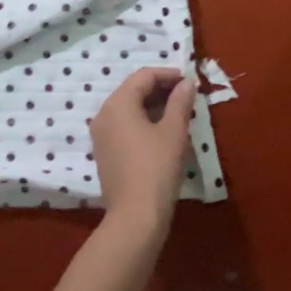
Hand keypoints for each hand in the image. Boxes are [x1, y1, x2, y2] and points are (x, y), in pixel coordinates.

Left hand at [91, 68, 195, 231]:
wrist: (135, 215)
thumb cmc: (157, 168)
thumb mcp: (173, 132)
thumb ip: (180, 102)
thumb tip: (187, 82)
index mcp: (118, 104)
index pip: (143, 76)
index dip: (168, 74)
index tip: (189, 80)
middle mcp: (103, 114)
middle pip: (132, 90)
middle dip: (160, 90)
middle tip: (186, 97)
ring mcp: (100, 135)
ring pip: (128, 109)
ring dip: (152, 106)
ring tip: (178, 113)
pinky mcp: (104, 152)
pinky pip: (123, 127)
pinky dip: (142, 122)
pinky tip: (161, 132)